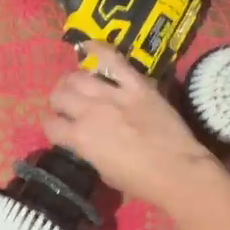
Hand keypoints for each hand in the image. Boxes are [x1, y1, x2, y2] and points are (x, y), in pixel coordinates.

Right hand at [42, 41, 217, 210]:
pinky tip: (87, 48)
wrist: (178, 171)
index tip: (60, 129)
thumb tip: (85, 141)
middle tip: (67, 105)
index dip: (53, 127)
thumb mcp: (104, 172)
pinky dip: (96, 50)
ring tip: (77, 84)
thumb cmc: (141, 181)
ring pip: (77, 76)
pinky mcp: (135, 84)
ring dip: (72, 81)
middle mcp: (89, 111)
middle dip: (59, 101)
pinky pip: (112, 59)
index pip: (50, 125)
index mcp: (80, 138)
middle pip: (60, 95)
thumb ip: (89, 151)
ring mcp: (113, 94)